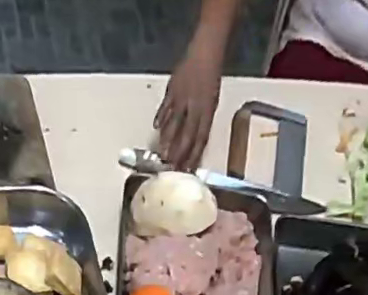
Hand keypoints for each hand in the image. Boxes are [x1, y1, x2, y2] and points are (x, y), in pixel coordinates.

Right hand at [154, 45, 221, 167]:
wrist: (206, 51)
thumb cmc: (211, 78)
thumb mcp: (212, 103)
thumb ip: (202, 122)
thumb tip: (194, 143)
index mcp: (207, 112)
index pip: (200, 139)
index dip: (193, 156)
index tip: (187, 170)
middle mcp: (195, 107)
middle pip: (186, 135)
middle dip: (178, 153)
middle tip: (171, 166)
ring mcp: (182, 98)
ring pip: (173, 124)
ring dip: (167, 140)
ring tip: (161, 153)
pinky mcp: (172, 88)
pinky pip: (165, 107)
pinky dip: (160, 118)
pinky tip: (156, 128)